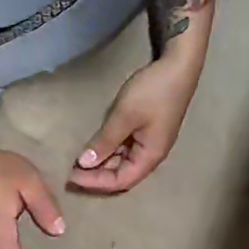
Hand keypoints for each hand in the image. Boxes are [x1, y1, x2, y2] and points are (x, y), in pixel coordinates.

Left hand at [70, 56, 201, 193]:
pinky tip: (96, 143)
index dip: (96, 182)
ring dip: (103, 160)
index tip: (71, 176)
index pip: (121, 181)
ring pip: (124, 160)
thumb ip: (105, 141)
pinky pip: (127, 146)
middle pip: (123, 173)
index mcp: (150, 155)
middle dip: (97, 174)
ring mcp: (151, 139)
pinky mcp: (148, 127)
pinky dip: (111, 148)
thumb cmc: (153, 92)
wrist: (178, 65)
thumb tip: (84, 164)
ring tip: (79, 158)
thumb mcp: (124, 116)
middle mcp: (152, 153)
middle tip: (70, 169)